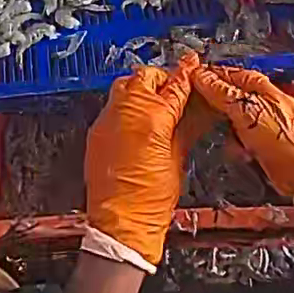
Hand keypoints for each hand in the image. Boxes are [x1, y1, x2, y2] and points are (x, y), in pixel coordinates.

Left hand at [83, 53, 198, 268]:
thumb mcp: (178, 158)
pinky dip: (128, 106)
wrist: (121, 225)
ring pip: (126, 85)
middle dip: (162, 80)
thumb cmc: (150, 200)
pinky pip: (113, 105)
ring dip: (143, 90)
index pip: (175, 85)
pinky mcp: (97, 130)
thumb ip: (186, 125)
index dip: (186, 75)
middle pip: (146, 76)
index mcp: (152, 118)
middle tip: (176, 91)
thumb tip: (196, 108)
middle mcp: (125, 112)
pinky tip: (140, 121)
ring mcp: (108, 120)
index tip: (193, 66)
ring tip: (158, 106)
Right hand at [190, 64, 293, 197]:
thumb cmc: (287, 137)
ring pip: (229, 122)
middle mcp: (259, 102)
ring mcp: (260, 123)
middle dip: (212, 107)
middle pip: (226, 98)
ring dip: (223, 130)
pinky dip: (235, 147)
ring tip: (222, 136)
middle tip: (198, 112)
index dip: (207, 77)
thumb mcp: (247, 111)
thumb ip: (223, 93)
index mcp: (258, 86)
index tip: (189, 83)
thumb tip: (202, 77)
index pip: (225, 74)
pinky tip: (238, 152)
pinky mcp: (260, 144)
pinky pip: (238, 141)